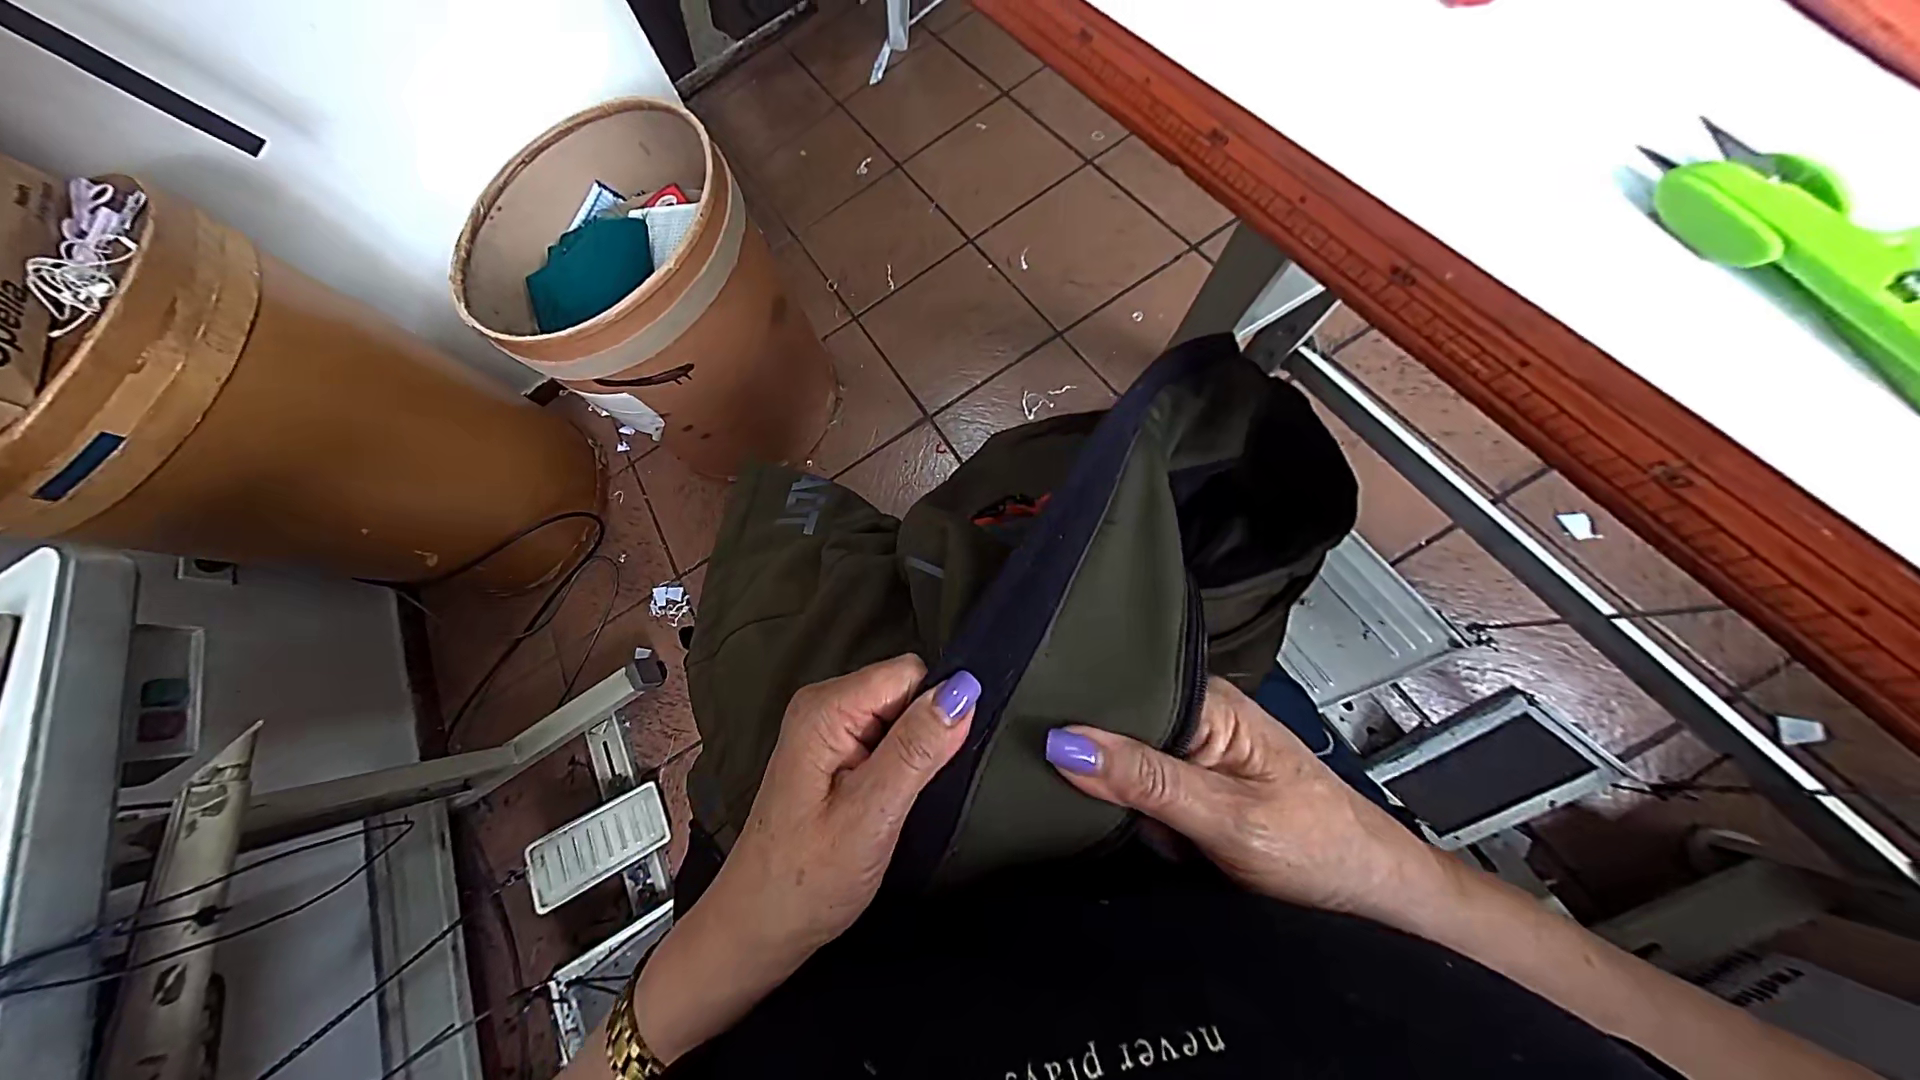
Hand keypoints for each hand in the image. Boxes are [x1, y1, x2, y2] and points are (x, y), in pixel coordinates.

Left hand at [711, 654, 978, 955]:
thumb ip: (918, 748)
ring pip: (900, 712)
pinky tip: (881, 799)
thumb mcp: (872, 814)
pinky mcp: (832, 746)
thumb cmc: (804, 881)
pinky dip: (897, 763)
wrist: (759, 925)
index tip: (924, 764)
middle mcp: (823, 704)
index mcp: (825, 709)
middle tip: (900, 791)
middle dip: (920, 734)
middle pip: (904, 688)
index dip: (931, 713)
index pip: (909, 673)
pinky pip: (887, 733)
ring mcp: (826, 725)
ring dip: (909, 753)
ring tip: (887, 800)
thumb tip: (962, 692)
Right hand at [1044, 676, 1443, 923]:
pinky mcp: (1193, 784)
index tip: (1060, 761)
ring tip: (1173, 833)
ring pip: (1125, 772)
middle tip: (1152, 817)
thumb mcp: (1228, 817)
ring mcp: (1195, 754)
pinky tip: (1172, 839)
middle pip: (1116, 735)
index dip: (1086, 728)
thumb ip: (1147, 779)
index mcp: (1209, 701)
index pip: (1121, 696)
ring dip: (1133, 809)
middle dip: (1115, 780)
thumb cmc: (1327, 847)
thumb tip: (1070, 744)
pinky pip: (1142, 796)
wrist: (1369, 895)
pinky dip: (1147, 823)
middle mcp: (1198, 718)